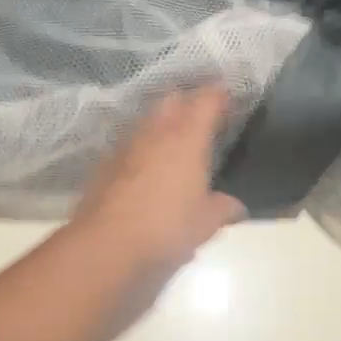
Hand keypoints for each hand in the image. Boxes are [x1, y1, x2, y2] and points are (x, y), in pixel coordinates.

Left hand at [66, 86, 245, 279]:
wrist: (105, 246)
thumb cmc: (166, 228)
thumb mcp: (206, 224)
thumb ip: (223, 208)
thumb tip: (234, 206)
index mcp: (187, 138)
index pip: (206, 100)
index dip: (219, 95)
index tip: (228, 97)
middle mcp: (157, 132)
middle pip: (172, 99)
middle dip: (188, 101)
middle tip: (202, 116)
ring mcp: (127, 146)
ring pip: (147, 119)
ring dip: (162, 122)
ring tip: (175, 139)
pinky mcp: (105, 164)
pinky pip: (129, 144)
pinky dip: (142, 148)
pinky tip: (146, 167)